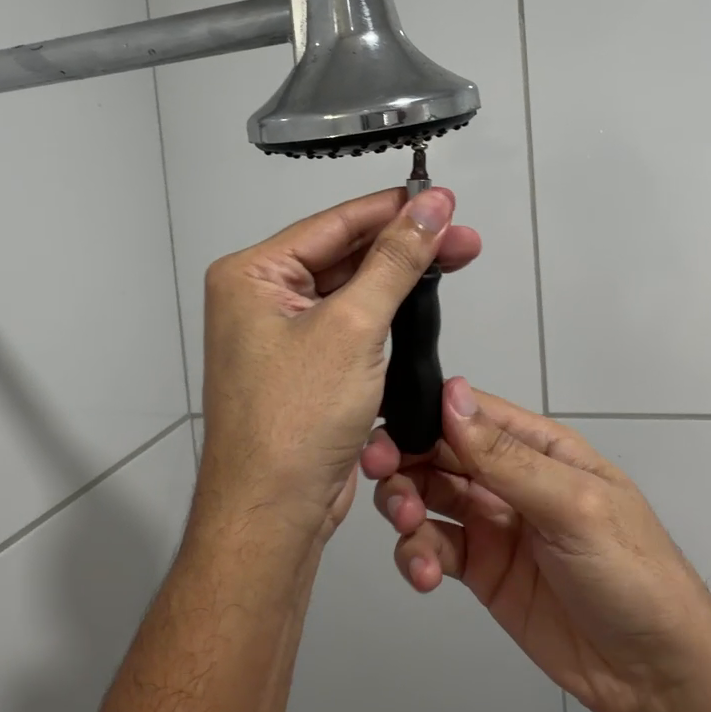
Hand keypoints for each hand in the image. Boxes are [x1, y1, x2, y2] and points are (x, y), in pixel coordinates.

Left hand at [196, 188, 480, 545]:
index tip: (440, 199)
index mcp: (251, 276)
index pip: (333, 223)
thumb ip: (394, 263)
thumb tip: (426, 210)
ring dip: (399, 280)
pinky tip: (419, 304)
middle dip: (404, 246)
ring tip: (452, 260)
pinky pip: (350, 325)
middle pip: (344, 254)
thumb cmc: (289, 428)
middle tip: (459, 236)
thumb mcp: (352, 329)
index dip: (392, 209)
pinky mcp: (305, 366)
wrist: (274, 512)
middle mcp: (259, 300)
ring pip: (350, 290)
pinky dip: (386, 315)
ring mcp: (281, 335)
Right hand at [361, 381, 710, 711]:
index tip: (387, 429)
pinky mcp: (478, 569)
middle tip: (381, 477)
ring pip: (424, 496)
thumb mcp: (573, 506)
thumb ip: (506, 457)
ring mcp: (491, 524)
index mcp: (538, 448)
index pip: (468, 413)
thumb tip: (451, 395)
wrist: (653, 675)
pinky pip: (430, 547)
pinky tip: (424, 573)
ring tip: (409, 530)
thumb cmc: (634, 575)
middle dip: (402, 460)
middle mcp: (508, 479)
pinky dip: (415, 554)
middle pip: (436, 452)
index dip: (423, 415)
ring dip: (403, 506)